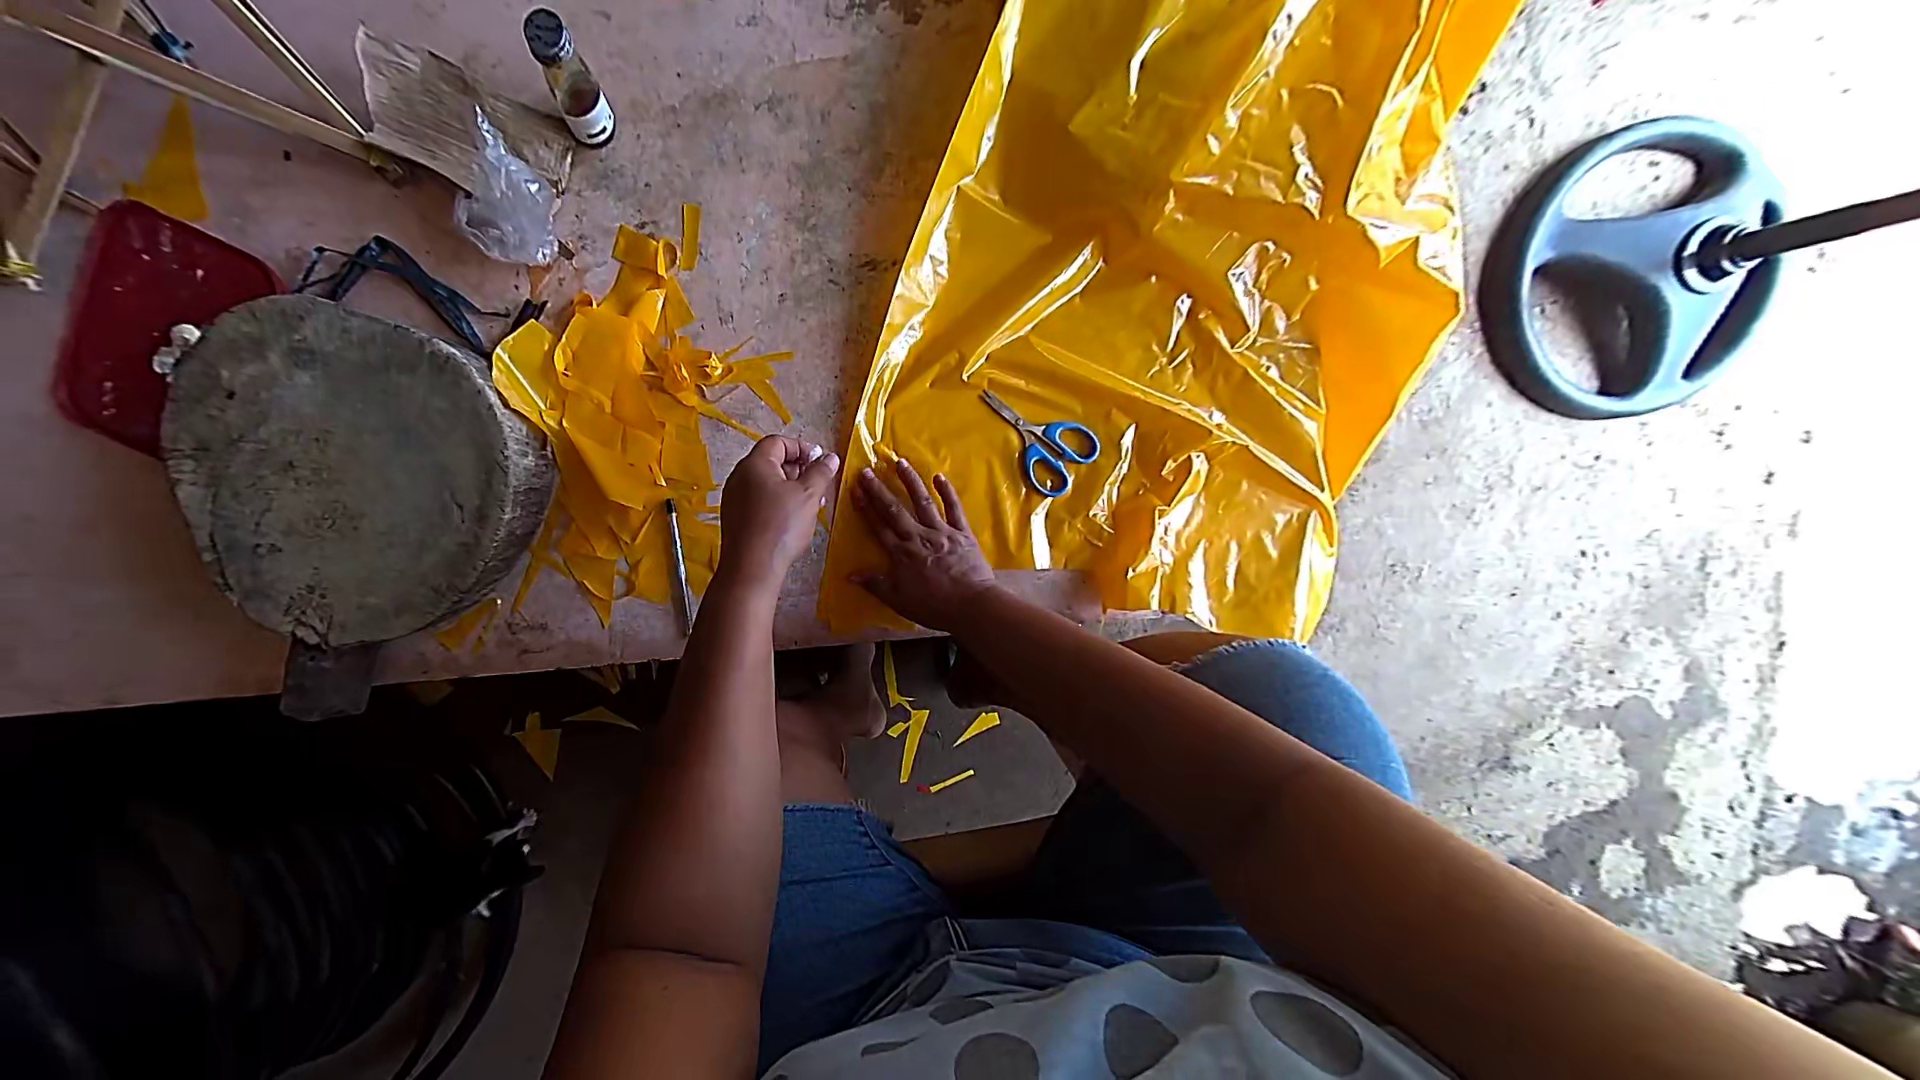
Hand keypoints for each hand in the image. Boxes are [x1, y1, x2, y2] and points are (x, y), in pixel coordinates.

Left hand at [719, 435, 839, 586]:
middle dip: (799, 469)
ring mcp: (735, 498)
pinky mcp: (736, 518)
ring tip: (811, 503)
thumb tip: (829, 458)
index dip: (801, 448)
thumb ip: (821, 472)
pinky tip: (794, 519)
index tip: (820, 460)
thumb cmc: (780, 526)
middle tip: (818, 483)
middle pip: (771, 461)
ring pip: (767, 483)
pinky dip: (778, 502)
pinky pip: (760, 500)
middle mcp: (740, 477)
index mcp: (755, 464)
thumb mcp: (809, 495)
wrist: (753, 567)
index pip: (778, 442)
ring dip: (791, 487)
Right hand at [849, 459, 996, 631]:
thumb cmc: (934, 606)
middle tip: (867, 471)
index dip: (866, 508)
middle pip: (895, 509)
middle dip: (879, 490)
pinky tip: (939, 477)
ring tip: (900, 462)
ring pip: (923, 502)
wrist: (971, 605)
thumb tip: (850, 575)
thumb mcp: (899, 600)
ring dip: (910, 481)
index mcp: (901, 553)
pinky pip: (954, 508)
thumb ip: (875, 585)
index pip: (878, 526)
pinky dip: (947, 492)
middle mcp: (918, 536)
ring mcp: (942, 531)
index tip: (856, 490)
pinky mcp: (962, 532)